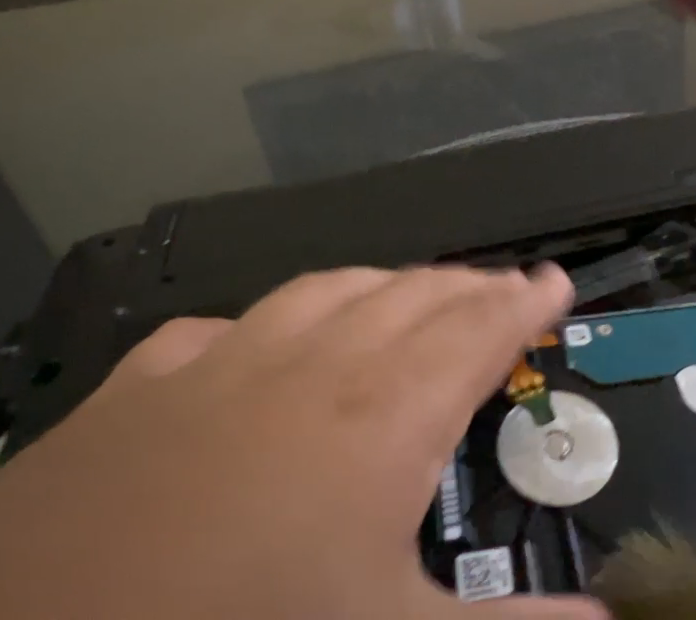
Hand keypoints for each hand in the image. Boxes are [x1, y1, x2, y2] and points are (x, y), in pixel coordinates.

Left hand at [0, 265, 604, 619]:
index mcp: (382, 416)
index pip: (477, 330)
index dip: (524, 300)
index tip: (556, 279)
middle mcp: (309, 366)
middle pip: (411, 295)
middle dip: (467, 285)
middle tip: (503, 288)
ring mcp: (217, 365)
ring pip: (327, 290)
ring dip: (383, 285)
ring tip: (412, 294)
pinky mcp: (138, 388)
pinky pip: (226, 327)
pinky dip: (273, 320)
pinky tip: (263, 343)